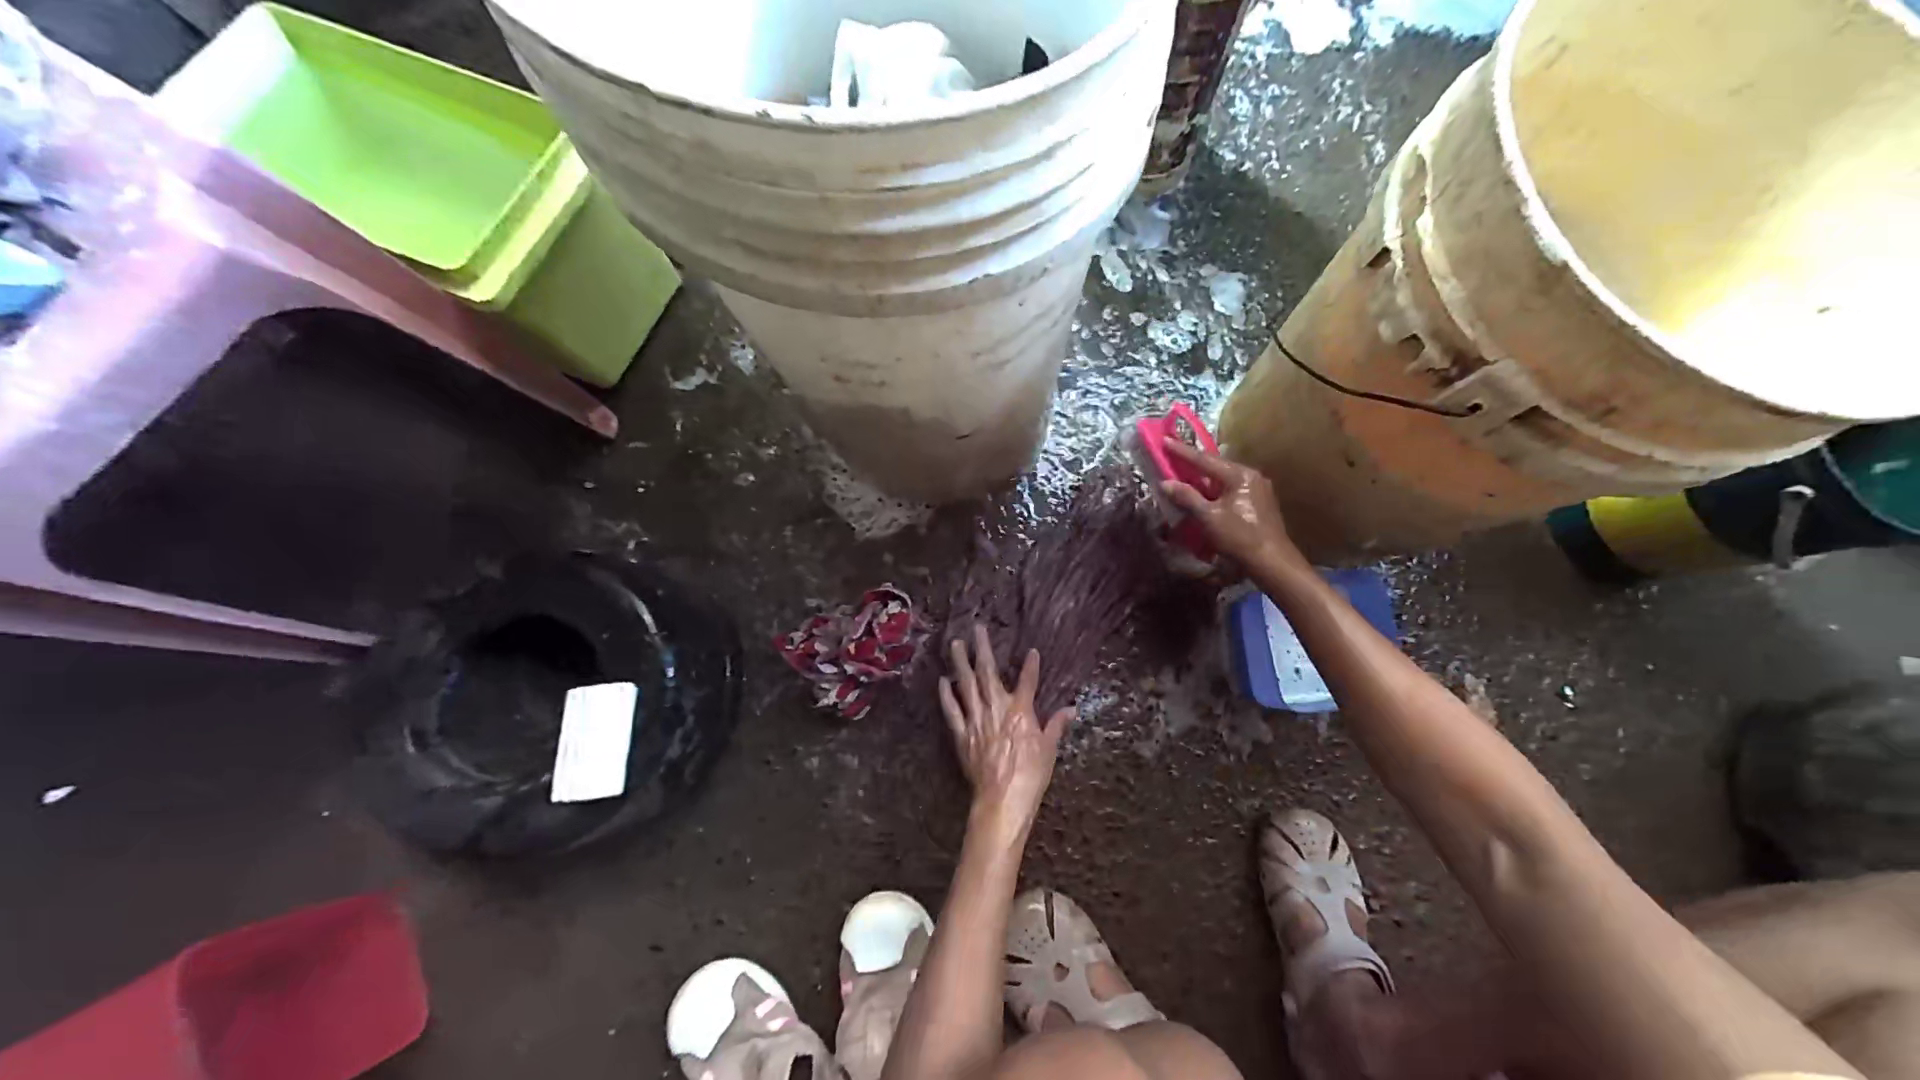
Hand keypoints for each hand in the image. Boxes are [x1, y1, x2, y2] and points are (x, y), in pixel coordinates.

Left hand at [937, 625, 1071, 842]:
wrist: (1003, 798)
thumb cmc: (1031, 774)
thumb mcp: (1049, 749)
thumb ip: (1056, 725)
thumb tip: (1071, 710)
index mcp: (1021, 710)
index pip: (1028, 680)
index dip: (1031, 665)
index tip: (1032, 650)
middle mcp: (996, 707)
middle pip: (988, 672)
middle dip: (983, 648)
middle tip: (977, 628)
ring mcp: (976, 719)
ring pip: (966, 684)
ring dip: (960, 662)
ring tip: (955, 644)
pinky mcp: (961, 734)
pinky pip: (951, 710)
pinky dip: (946, 694)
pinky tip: (943, 680)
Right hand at [1159, 437, 1307, 574]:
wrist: (1271, 561)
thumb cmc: (1238, 537)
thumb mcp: (1208, 517)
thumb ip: (1187, 497)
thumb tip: (1165, 483)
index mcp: (1239, 475)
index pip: (1205, 460)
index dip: (1182, 451)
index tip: (1165, 440)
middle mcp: (1252, 476)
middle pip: (1217, 466)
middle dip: (1195, 463)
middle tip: (1175, 455)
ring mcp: (1259, 489)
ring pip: (1225, 478)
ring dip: (1206, 477)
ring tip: (1189, 474)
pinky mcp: (1261, 503)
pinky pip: (1233, 488)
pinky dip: (1217, 489)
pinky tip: (1209, 494)